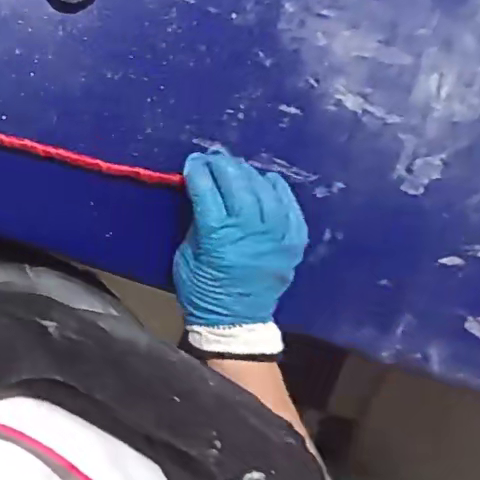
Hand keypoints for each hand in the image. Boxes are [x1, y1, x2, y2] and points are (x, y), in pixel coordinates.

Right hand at [172, 151, 307, 355]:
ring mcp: (276, 233)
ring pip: (264, 188)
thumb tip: (201, 195)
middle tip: (212, 159)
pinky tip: (265, 179)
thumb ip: (196, 224)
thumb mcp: (185, 256)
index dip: (198, 171)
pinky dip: (275, 187)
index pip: (207, 189)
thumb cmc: (202, 290)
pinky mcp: (293, 239)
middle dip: (222, 165)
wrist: (236, 320)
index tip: (192, 162)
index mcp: (218, 235)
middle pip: (237, 182)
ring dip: (247, 173)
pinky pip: (288, 203)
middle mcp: (250, 229)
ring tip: (235, 168)